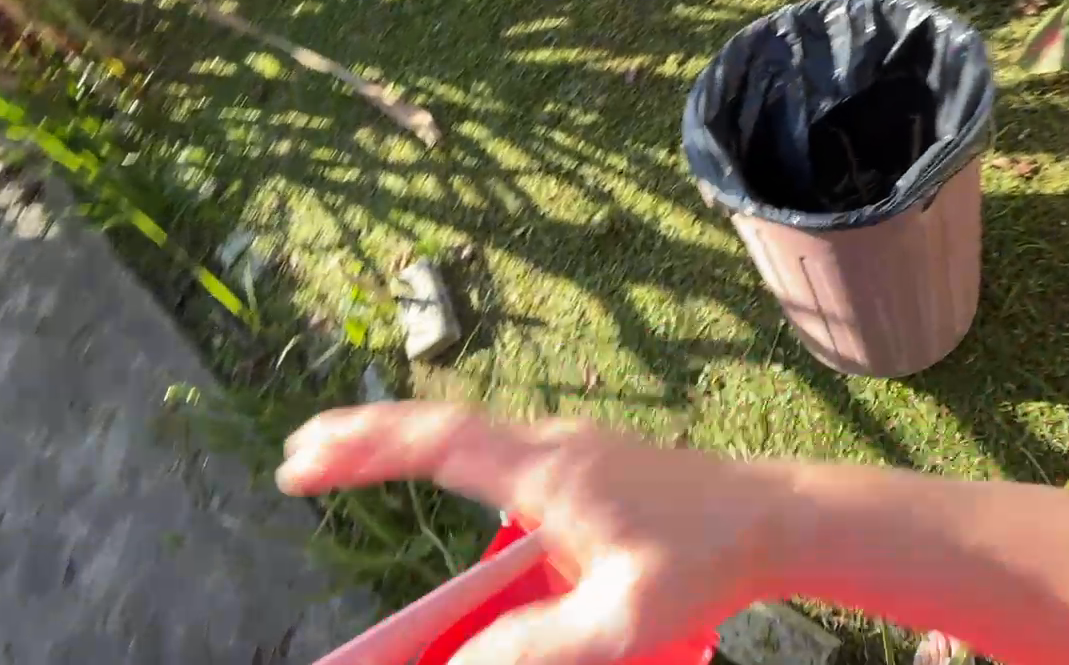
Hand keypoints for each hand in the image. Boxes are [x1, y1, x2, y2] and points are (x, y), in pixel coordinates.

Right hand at [277, 402, 792, 664]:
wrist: (767, 513)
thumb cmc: (702, 561)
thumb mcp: (620, 623)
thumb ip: (533, 650)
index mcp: (552, 470)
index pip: (443, 443)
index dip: (368, 447)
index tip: (304, 458)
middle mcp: (555, 443)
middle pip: (447, 426)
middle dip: (371, 435)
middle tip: (302, 456)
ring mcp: (573, 444)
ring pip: (473, 430)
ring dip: (409, 439)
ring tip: (350, 455)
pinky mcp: (588, 457)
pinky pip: (502, 445)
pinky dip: (452, 450)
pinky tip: (441, 467)